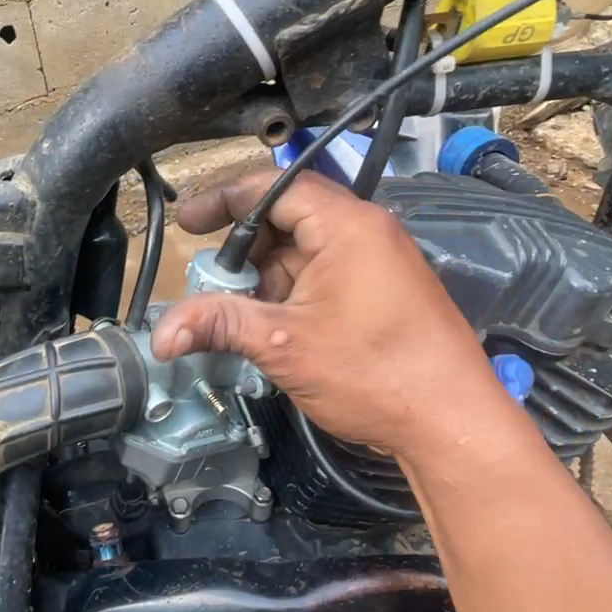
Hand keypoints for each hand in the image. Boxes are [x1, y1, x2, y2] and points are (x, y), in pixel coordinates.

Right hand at [150, 171, 511, 462]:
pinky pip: (322, 275)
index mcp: (347, 226)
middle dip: (242, 248)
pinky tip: (268, 326)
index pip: (274, 187)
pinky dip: (288, 293)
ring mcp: (376, 262)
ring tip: (235, 313)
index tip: (187, 223)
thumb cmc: (373, 373)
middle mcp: (365, 232)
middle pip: (286, 217)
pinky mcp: (380, 291)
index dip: (224, 200)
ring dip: (263, 277)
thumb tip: (160, 334)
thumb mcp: (283, 344)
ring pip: (302, 251)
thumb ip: (219, 324)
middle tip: (209, 281)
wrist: (451, 423)